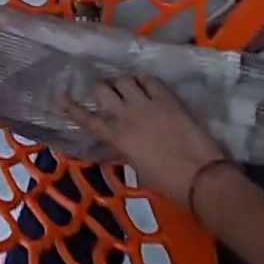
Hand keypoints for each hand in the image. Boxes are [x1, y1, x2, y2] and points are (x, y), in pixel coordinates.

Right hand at [63, 77, 228, 201]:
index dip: (72, 107)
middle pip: (103, 90)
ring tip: (128, 87)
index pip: (87, 119)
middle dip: (101, 87)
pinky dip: (146, 81)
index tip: (60, 96)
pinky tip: (148, 86)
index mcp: (117, 138)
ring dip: (123, 83)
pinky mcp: (167, 101)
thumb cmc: (169, 183)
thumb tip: (120, 140)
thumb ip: (125, 148)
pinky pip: (150, 81)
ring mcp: (147, 106)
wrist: (202, 179)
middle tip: (106, 89)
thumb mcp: (138, 166)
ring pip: (124, 81)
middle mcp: (126, 117)